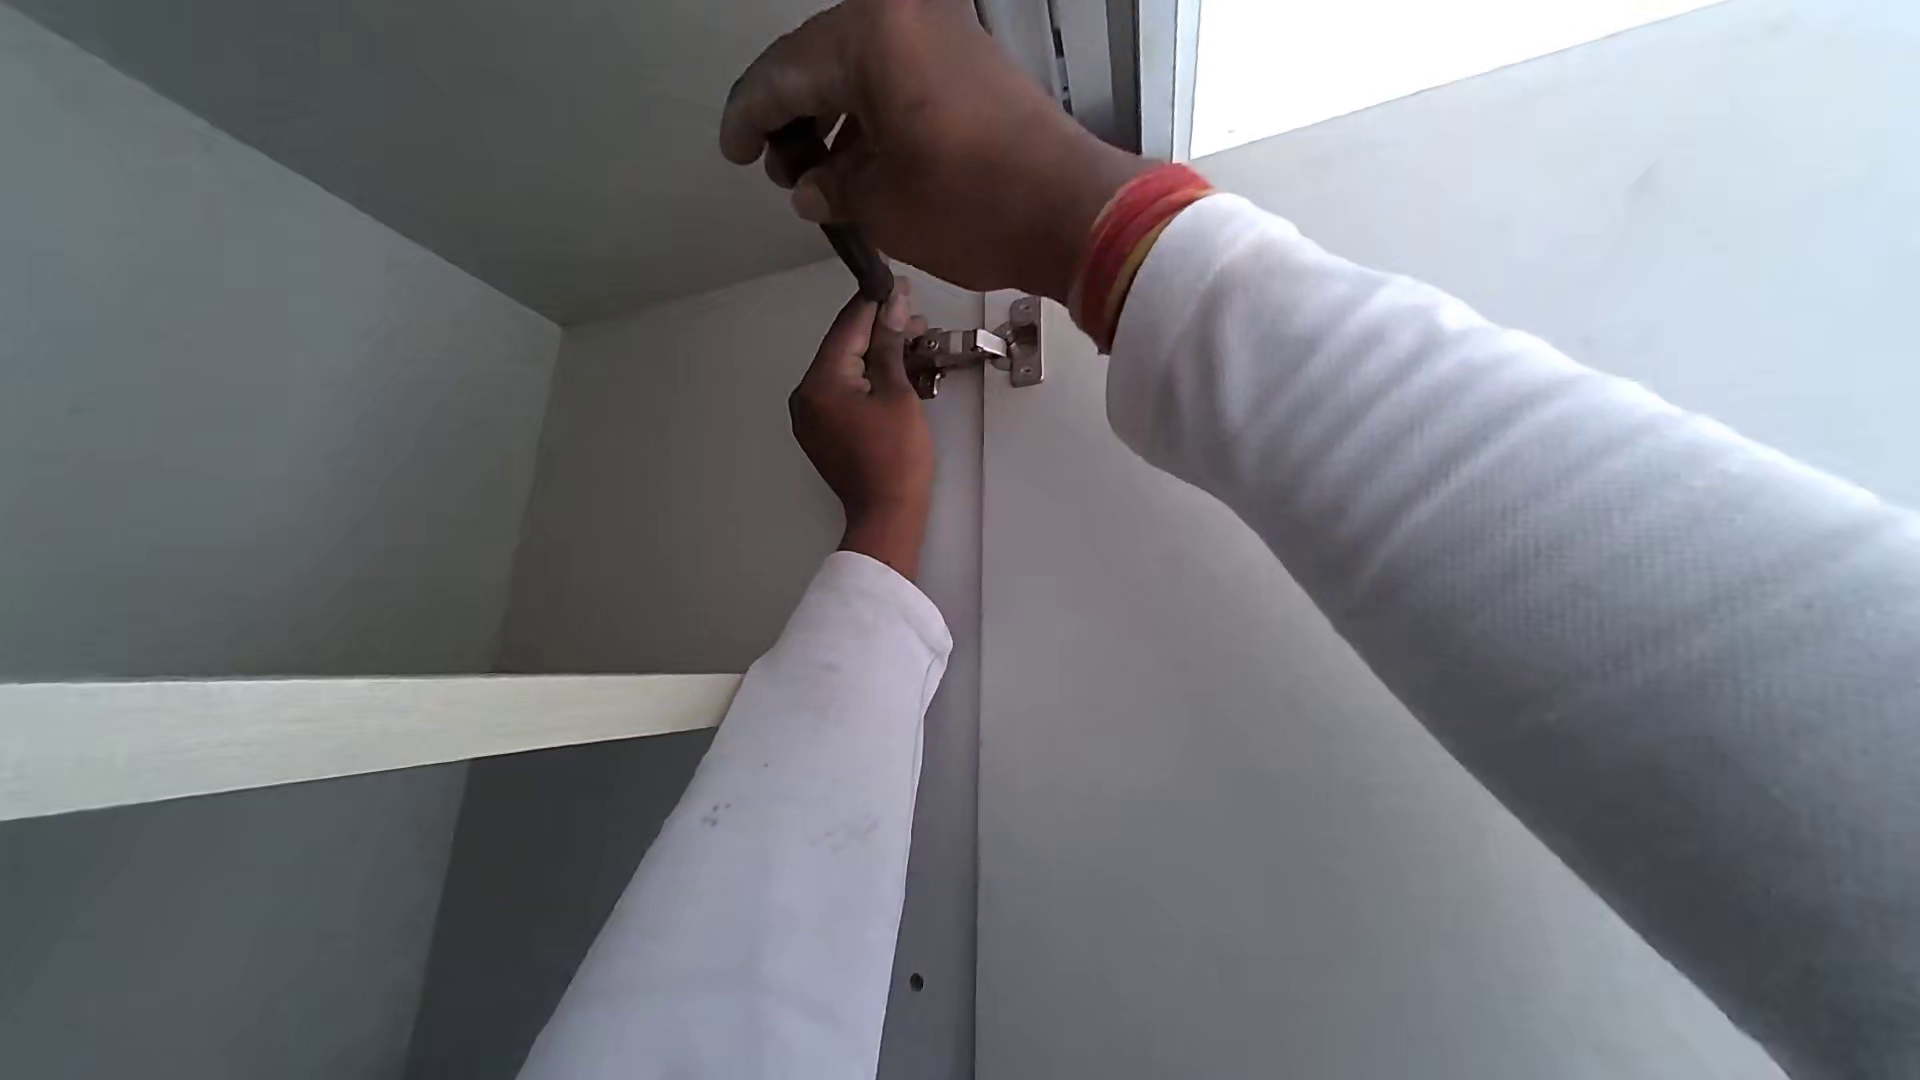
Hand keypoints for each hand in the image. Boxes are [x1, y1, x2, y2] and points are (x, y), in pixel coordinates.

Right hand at [721, 0, 1149, 303]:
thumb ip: (831, 188)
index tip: (731, 153)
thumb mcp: (883, 207)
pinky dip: (874, 123)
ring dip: (834, 125)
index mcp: (869, 36)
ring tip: (818, 178)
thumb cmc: (968, 209)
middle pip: (821, 62)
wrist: (1069, 213)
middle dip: (792, 119)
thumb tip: (807, 187)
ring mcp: (944, 36)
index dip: (748, 117)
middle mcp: (904, 16)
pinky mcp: (971, 67)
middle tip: (780, 172)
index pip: (782, 73)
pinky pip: (901, 85)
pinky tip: (864, 164)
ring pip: (862, 74)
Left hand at [791, 283, 934, 577]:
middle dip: (880, 331)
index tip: (899, 284)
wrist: (888, 513)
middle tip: (917, 323)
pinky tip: (894, 372)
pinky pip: (843, 393)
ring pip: (845, 371)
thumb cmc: (898, 456)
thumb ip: (890, 343)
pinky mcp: (821, 432)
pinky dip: (867, 381)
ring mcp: (810, 416)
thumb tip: (892, 302)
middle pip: (844, 348)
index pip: (847, 327)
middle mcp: (805, 395)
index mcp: (820, 383)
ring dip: (876, 356)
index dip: (875, 303)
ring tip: (913, 346)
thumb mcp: (898, 393)